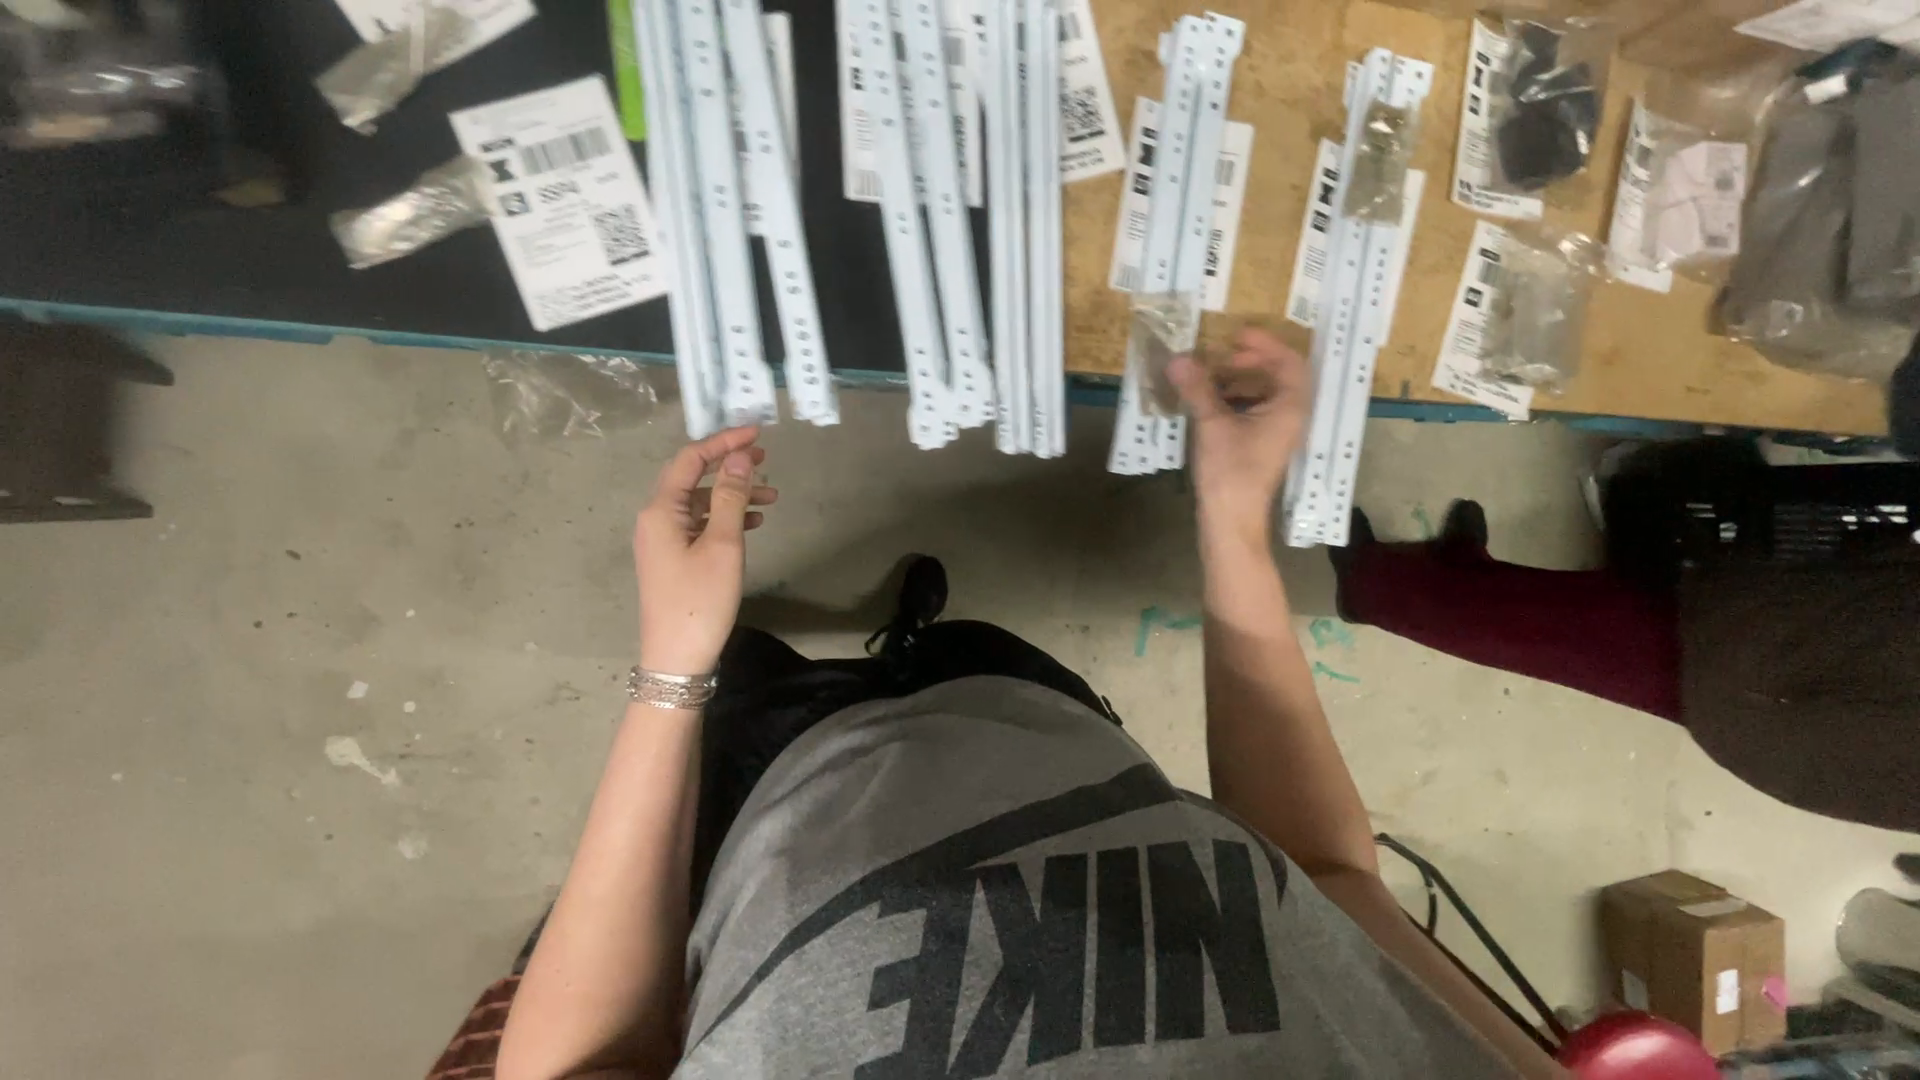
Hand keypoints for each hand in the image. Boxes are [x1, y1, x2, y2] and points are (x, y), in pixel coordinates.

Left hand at [633, 427, 777, 676]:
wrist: (676, 657)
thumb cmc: (700, 600)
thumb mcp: (722, 545)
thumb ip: (730, 497)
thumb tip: (738, 457)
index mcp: (660, 510)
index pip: (690, 459)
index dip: (723, 442)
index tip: (757, 434)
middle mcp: (655, 518)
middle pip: (692, 478)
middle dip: (728, 466)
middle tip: (765, 459)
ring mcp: (662, 540)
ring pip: (699, 503)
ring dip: (732, 495)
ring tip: (771, 497)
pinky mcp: (672, 558)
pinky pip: (699, 524)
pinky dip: (724, 517)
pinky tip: (752, 523)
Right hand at [1167, 325, 1312, 544]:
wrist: (1231, 519)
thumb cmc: (1230, 471)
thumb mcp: (1212, 425)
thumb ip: (1197, 389)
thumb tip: (1177, 358)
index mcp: (1290, 408)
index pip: (1290, 362)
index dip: (1265, 344)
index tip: (1235, 335)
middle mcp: (1290, 417)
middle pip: (1278, 376)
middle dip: (1248, 361)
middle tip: (1219, 355)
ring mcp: (1276, 433)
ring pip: (1264, 394)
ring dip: (1239, 380)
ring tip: (1209, 376)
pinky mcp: (1261, 446)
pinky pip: (1254, 411)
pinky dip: (1234, 399)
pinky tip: (1208, 402)